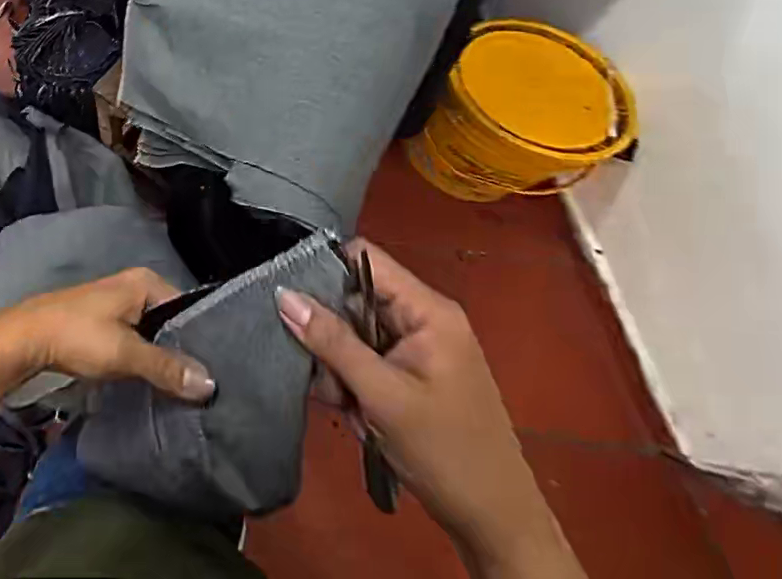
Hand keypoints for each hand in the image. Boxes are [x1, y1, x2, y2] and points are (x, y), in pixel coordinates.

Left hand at [0, 268, 216, 401]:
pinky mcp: (106, 325)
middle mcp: (137, 288)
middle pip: (171, 323)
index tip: (217, 370)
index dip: (201, 339)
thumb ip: (166, 367)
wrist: (26, 340)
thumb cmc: (79, 336)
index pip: (188, 308)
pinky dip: (145, 360)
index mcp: (146, 282)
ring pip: (153, 335)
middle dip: (182, 352)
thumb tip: (210, 384)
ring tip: (186, 390)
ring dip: (163, 359)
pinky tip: (155, 383)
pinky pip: (138, 342)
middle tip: (204, 386)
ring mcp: (120, 306)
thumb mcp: (125, 353)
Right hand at [276, 239, 515, 511]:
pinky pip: (368, 362)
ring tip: (348, 408)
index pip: (365, 258)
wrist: (497, 523)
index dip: (326, 269)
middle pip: (355, 300)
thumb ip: (332, 342)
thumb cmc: (445, 452)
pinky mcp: (412, 374)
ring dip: (342, 370)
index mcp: (427, 309)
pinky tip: (360, 417)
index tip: (292, 298)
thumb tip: (284, 295)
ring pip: (356, 335)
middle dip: (332, 337)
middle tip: (325, 377)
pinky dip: (356, 387)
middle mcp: (422, 319)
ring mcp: (418, 348)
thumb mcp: (382, 395)